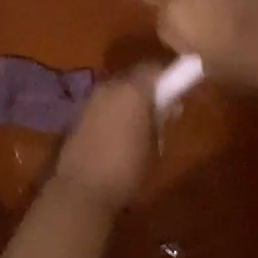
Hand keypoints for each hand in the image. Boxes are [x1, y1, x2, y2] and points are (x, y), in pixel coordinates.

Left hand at [50, 65, 161, 211]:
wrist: (82, 189)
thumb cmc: (127, 168)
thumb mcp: (155, 146)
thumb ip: (161, 119)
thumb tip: (169, 105)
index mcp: (132, 90)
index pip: (154, 68)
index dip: (168, 76)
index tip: (179, 89)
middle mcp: (109, 87)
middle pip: (133, 77)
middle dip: (148, 88)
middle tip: (162, 108)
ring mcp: (90, 99)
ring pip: (116, 90)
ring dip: (129, 99)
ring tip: (141, 123)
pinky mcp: (77, 114)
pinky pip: (103, 104)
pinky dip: (113, 110)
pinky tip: (120, 131)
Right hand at [159, 0, 257, 90]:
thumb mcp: (230, 78)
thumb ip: (205, 65)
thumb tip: (202, 59)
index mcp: (182, 11)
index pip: (166, 27)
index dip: (184, 46)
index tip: (203, 61)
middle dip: (201, 16)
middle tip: (226, 43)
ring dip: (227, 0)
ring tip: (255, 25)